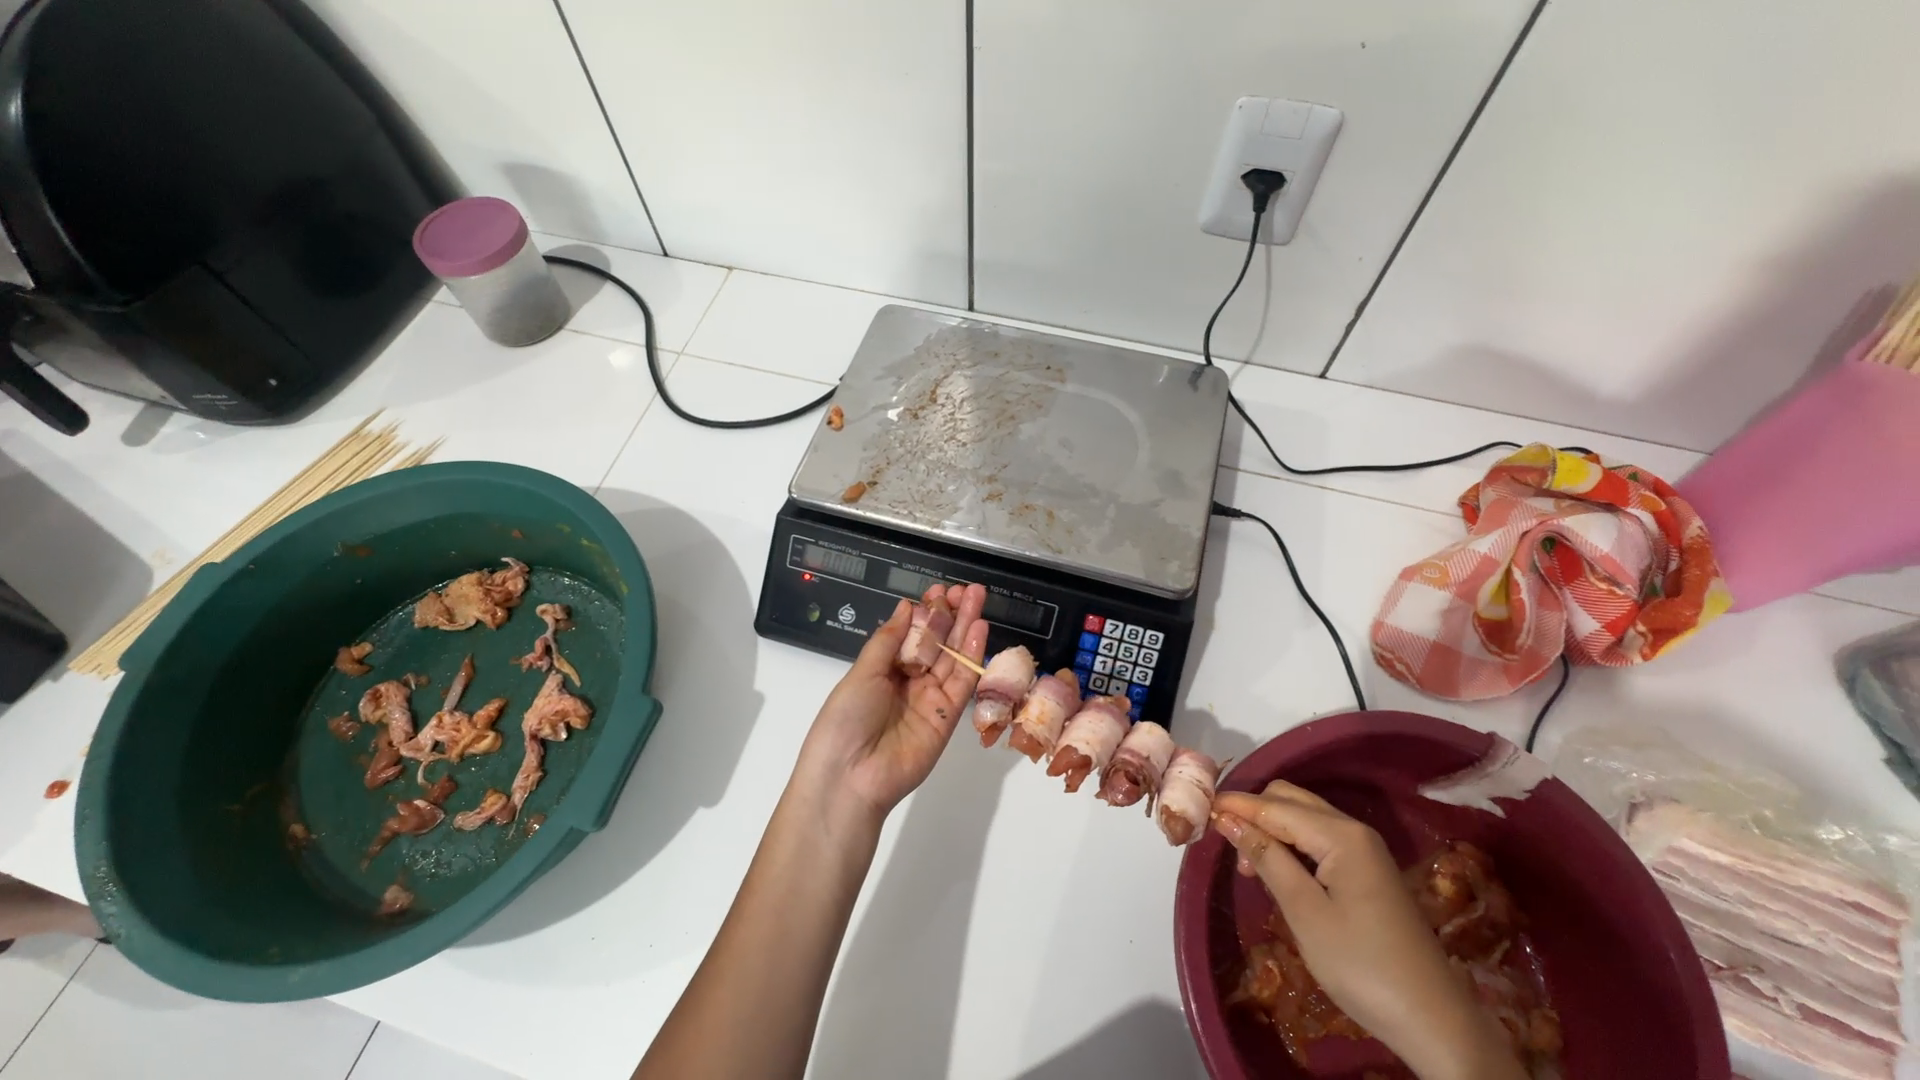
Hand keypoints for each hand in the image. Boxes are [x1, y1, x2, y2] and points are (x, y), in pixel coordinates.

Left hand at [794, 583, 988, 824]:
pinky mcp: (948, 718)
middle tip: (967, 589)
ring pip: (953, 658)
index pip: (912, 635)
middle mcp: (909, 683)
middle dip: (952, 615)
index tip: (940, 590)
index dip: (927, 612)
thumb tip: (907, 607)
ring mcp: (930, 700)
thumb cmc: (845, 720)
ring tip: (977, 598)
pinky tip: (980, 630)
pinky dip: (972, 656)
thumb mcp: (862, 672)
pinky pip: (962, 683)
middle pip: (937, 644)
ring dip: (966, 629)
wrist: (850, 776)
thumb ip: (888, 639)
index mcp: (884, 671)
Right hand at [1212, 782, 1525, 1079]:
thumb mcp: (1304, 911)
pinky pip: (1318, 840)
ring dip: (1270, 829)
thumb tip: (1228, 819)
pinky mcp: (1366, 872)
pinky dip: (1290, 845)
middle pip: (1291, 800)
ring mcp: (1364, 851)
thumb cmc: (1361, 964)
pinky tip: (1276, 871)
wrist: (1432, 1018)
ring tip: (1245, 863)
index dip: (1236, 806)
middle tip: (1222, 843)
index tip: (1197, 812)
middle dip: (1253, 812)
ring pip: (1304, 819)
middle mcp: (1354, 831)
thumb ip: (1266, 858)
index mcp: (1340, 835)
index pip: (1275, 805)